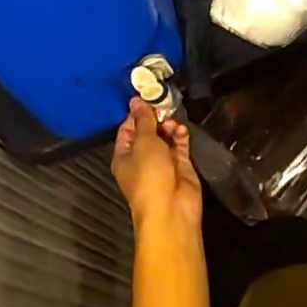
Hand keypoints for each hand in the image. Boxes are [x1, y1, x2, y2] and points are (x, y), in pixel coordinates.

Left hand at [112, 99, 200, 234]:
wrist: (172, 209)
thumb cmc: (149, 174)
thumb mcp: (144, 143)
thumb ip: (143, 120)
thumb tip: (135, 100)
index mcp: (124, 154)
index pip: (127, 128)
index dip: (136, 113)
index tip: (147, 97)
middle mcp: (141, 158)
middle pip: (147, 131)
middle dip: (155, 118)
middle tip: (164, 104)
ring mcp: (162, 162)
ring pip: (165, 137)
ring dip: (168, 126)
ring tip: (172, 120)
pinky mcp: (180, 166)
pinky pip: (179, 145)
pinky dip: (181, 136)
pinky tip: (182, 128)